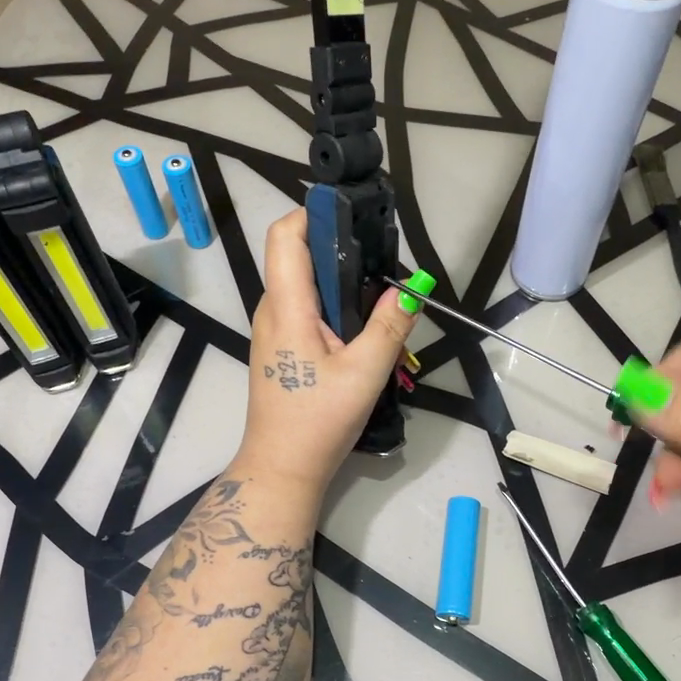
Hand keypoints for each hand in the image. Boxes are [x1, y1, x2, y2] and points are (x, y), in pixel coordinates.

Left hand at [233, 210, 418, 494]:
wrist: (284, 467)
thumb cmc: (318, 421)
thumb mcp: (365, 372)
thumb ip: (390, 324)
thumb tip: (409, 287)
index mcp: (287, 307)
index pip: (285, 235)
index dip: (312, 214)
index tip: (352, 218)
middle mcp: (272, 309)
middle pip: (296, 255)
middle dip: (336, 247)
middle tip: (380, 260)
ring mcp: (272, 329)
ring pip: (302, 284)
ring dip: (337, 280)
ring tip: (376, 295)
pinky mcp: (280, 347)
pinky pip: (303, 308)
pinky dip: (330, 304)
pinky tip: (358, 326)